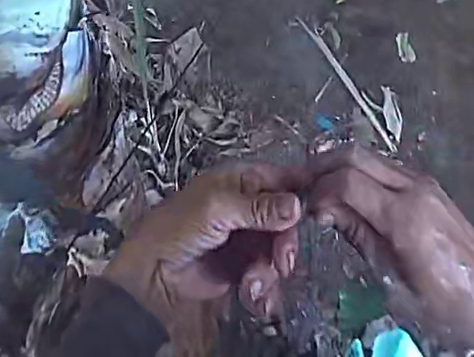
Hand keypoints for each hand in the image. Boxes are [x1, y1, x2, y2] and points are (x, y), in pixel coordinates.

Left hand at [104, 163, 307, 324]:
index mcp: (243, 179)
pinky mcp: (242, 268)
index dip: (302, 189)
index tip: (321, 207)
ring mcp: (246, 238)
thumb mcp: (219, 208)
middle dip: (286, 241)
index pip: (282, 177)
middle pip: (286, 219)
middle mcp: (249, 205)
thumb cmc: (181, 225)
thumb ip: (259, 207)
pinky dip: (263, 287)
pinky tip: (252, 296)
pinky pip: (266, 274)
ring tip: (253, 285)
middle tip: (283, 262)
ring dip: (271, 269)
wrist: (151, 276)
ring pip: (278, 249)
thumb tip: (296, 205)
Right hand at [308, 147, 473, 356]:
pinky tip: (350, 191)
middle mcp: (413, 187)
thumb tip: (324, 210)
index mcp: (404, 215)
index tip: (303, 206)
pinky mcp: (428, 186)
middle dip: (323, 164)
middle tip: (301, 183)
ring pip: (371, 156)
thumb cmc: (447, 306)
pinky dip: (361, 172)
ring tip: (319, 187)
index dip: (318, 188)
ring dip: (341, 164)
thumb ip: (360, 237)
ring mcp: (423, 182)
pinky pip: (386, 168)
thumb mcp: (396, 282)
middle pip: (356, 155)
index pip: (348, 181)